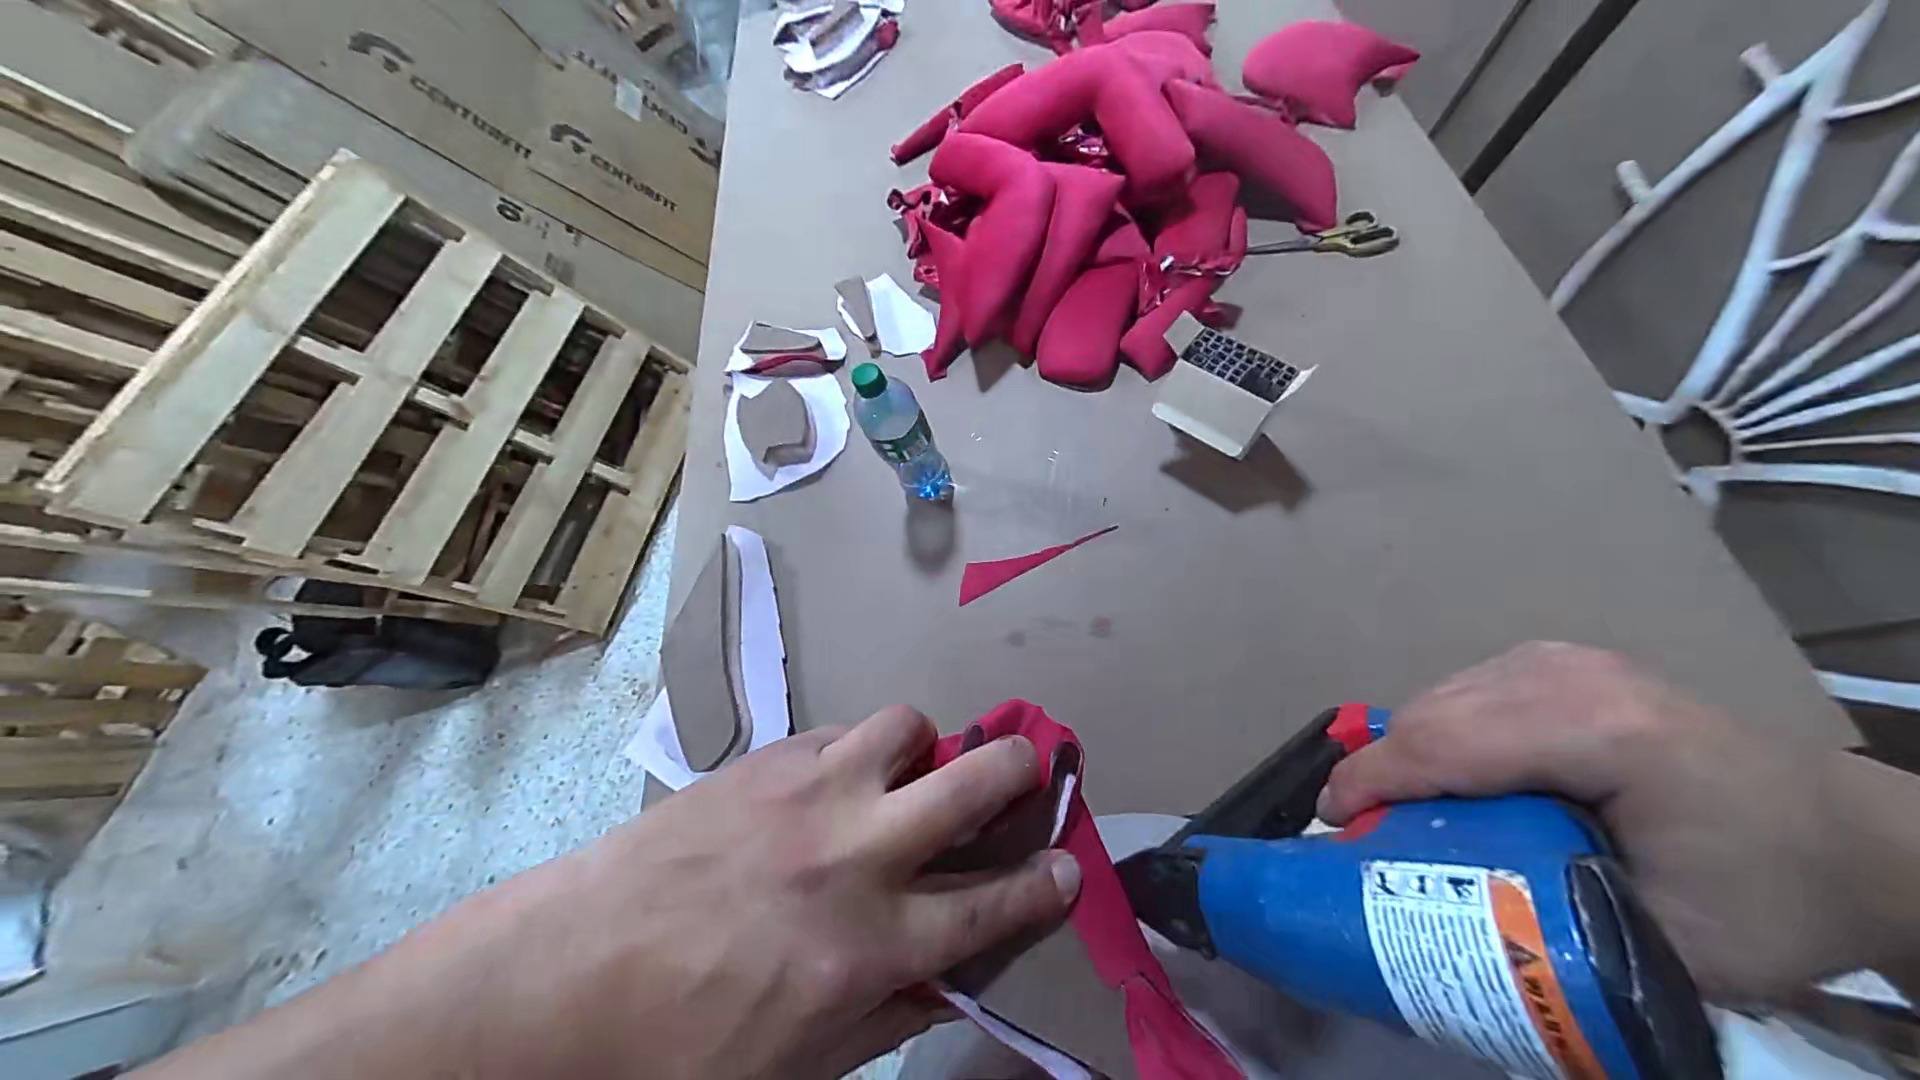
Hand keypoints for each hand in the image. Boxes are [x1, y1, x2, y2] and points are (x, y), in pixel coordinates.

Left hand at [135, 707, 1082, 1079]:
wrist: (569, 976)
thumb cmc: (684, 1044)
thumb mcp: (798, 1065)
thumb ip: (888, 1015)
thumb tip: (951, 977)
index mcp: (872, 946)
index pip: (989, 908)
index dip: (1043, 885)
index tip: (1070, 864)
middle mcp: (858, 853)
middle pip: (973, 782)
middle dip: (1019, 769)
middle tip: (1029, 764)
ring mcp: (813, 792)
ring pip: (907, 725)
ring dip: (925, 744)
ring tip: (910, 766)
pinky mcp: (770, 759)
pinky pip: (843, 727)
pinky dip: (861, 745)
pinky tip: (840, 771)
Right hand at [1316, 642, 1895, 1003]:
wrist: (1847, 837)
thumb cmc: (1765, 898)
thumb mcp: (1665, 942)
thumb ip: (1539, 917)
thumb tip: (1425, 901)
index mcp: (1599, 730)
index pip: (1444, 743)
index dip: (1373, 779)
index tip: (1330, 821)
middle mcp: (1565, 674)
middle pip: (1429, 714)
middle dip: (1377, 768)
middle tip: (1354, 822)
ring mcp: (1556, 657)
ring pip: (1435, 697)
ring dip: (1403, 751)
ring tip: (1392, 803)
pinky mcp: (1550, 658)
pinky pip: (1459, 691)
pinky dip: (1433, 731)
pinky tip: (1441, 770)